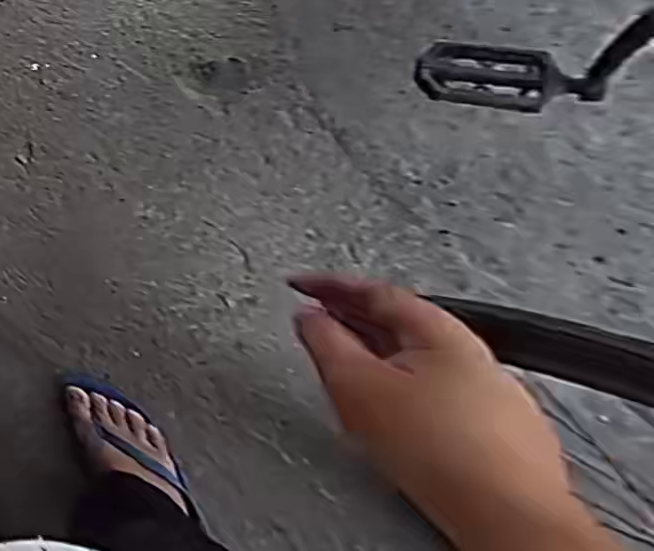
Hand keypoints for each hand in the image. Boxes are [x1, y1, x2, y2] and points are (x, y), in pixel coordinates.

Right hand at [290, 274, 612, 550]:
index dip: (329, 283)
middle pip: (403, 325)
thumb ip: (321, 336)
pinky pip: (440, 393)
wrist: (505, 520)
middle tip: (316, 316)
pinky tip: (386, 406)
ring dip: (376, 352)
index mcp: (449, 338)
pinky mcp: (506, 440)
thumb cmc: (436, 450)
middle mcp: (482, 365)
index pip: (377, 292)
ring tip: (343, 361)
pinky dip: (401, 384)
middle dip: (353, 317)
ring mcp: (502, 404)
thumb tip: (308, 316)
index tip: (299, 284)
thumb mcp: (349, 377)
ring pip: (421, 361)